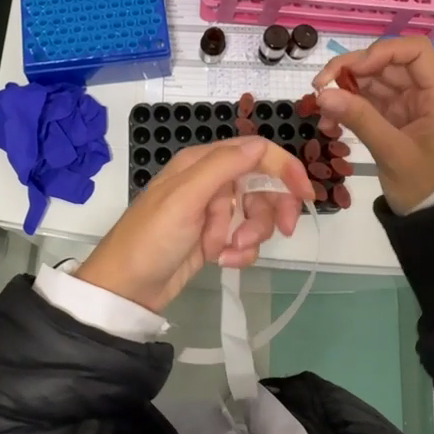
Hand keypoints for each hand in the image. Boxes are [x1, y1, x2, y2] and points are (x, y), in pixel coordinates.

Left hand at [75, 137, 311, 313]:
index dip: (285, 169)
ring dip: (253, 235)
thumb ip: (223, 167)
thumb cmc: (152, 237)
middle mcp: (210, 181)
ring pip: (256, 214)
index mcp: (202, 162)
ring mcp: (213, 212)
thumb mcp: (186, 198)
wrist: (127, 288)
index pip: (255, 152)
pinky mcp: (214, 239)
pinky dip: (241, 252)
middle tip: (284, 231)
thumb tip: (260, 145)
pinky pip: (244, 239)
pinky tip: (223, 262)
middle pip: (262, 184)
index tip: (306, 194)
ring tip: (231, 252)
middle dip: (272, 209)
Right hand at [313, 36, 433, 211]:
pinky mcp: (392, 121)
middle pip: (386, 63)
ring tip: (321, 106)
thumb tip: (323, 93)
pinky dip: (346, 106)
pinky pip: (366, 102)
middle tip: (321, 85)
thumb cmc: (426, 186)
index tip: (353, 69)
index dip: (382, 51)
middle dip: (352, 69)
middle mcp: (422, 95)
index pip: (414, 51)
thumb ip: (360, 119)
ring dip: (344, 88)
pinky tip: (329, 121)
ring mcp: (406, 107)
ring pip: (372, 81)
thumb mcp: (393, 153)